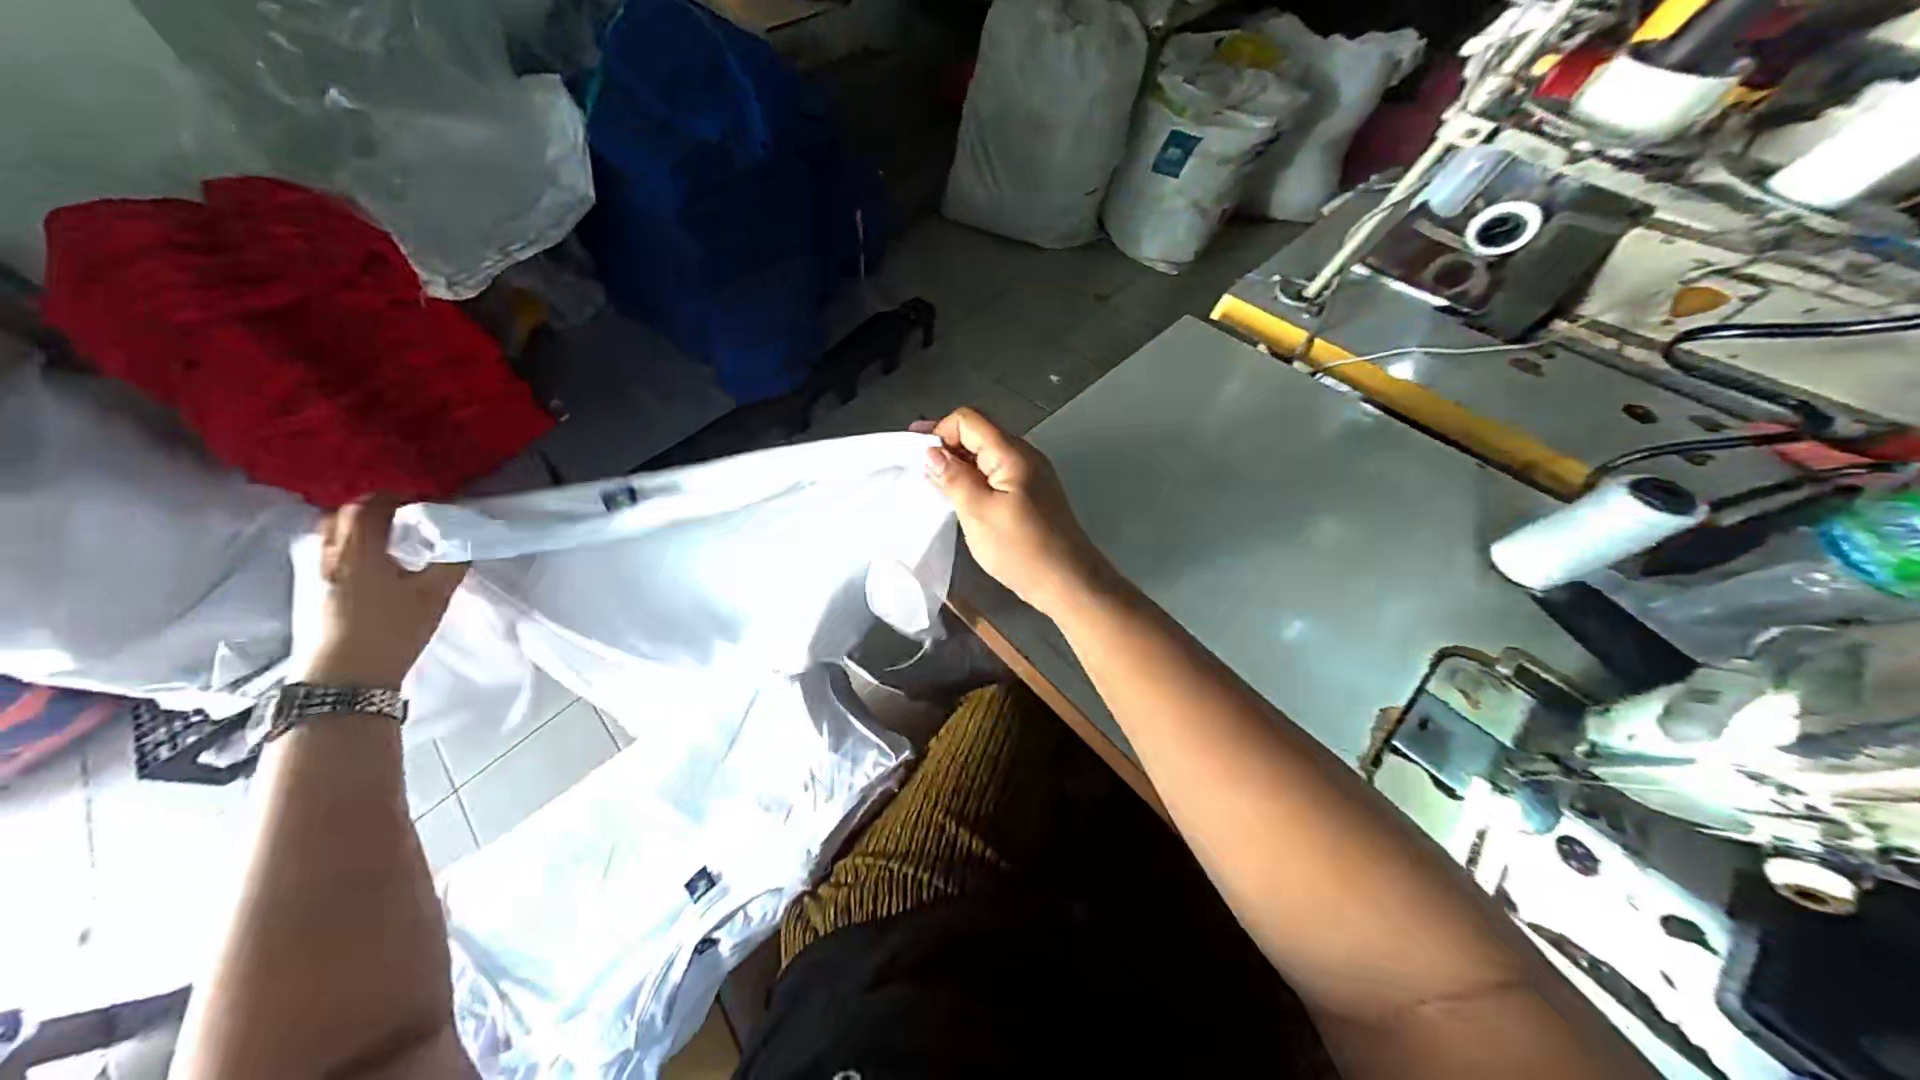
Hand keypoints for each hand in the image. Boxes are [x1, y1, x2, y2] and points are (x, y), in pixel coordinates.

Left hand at [299, 495, 467, 688]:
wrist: (344, 677)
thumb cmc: (391, 632)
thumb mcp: (434, 596)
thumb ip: (451, 563)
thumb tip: (463, 543)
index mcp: (359, 550)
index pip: (372, 507)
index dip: (397, 498)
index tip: (421, 501)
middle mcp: (329, 554)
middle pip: (342, 514)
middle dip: (372, 507)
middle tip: (402, 514)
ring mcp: (313, 572)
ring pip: (329, 532)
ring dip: (355, 525)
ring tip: (384, 535)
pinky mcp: (309, 590)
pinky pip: (326, 551)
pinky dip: (346, 544)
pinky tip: (367, 561)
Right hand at [919, 407, 1115, 618]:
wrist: (1068, 582)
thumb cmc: (1023, 550)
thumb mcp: (979, 513)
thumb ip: (955, 478)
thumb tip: (933, 452)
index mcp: (1012, 454)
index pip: (969, 420)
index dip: (941, 431)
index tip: (920, 454)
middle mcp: (1024, 456)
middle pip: (979, 433)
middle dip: (946, 444)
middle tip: (917, 462)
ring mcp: (1030, 475)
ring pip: (987, 455)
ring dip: (959, 462)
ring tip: (933, 479)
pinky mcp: (1030, 494)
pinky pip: (996, 474)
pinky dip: (974, 478)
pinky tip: (958, 494)